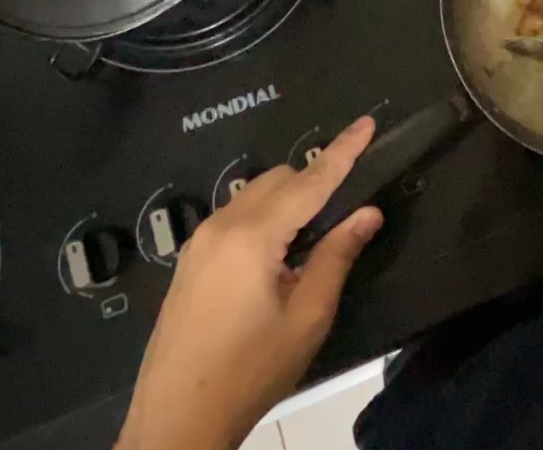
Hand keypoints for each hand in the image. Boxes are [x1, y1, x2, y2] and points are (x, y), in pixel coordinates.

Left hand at [115, 117, 383, 449]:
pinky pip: (236, 217)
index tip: (367, 122)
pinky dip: (265, 218)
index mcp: (254, 236)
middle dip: (315, 181)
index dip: (343, 150)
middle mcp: (222, 225)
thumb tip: (368, 214)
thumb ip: (338, 256)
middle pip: (280, 179)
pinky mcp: (189, 260)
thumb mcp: (307, 318)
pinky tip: (275, 261)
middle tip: (344, 214)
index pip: (311, 180)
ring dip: (288, 201)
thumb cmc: (250, 371)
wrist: (174, 425)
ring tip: (309, 245)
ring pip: (255, 195)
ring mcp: (200, 242)